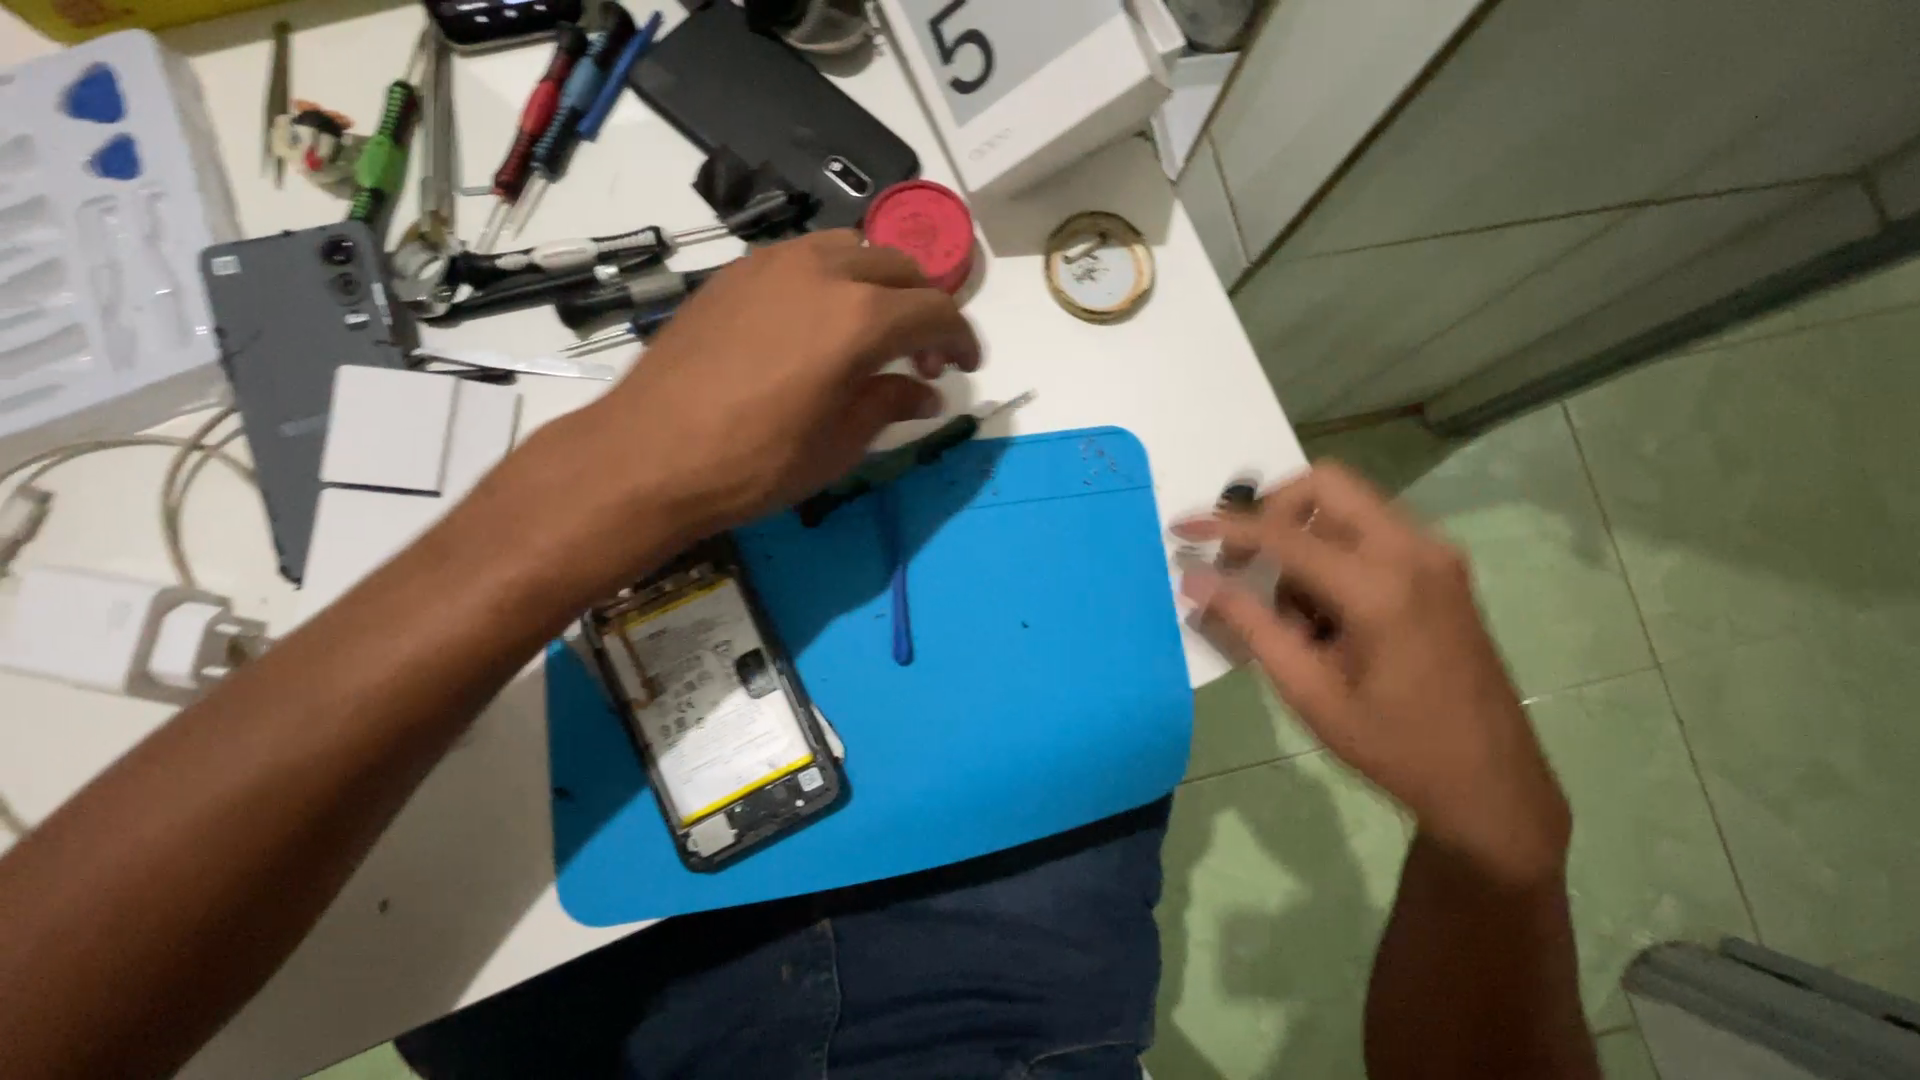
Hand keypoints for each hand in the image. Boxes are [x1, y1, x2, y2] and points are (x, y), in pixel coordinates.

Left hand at [488, 231, 979, 595]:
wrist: (649, 454)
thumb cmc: (755, 463)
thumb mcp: (838, 445)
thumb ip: (890, 405)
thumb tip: (927, 392)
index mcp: (859, 318)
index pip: (935, 311)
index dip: (960, 339)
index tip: (963, 367)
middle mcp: (822, 272)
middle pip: (900, 267)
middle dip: (924, 307)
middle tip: (921, 357)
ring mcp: (772, 264)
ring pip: (851, 249)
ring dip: (878, 284)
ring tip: (871, 332)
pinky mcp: (735, 272)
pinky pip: (803, 257)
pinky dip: (832, 279)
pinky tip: (817, 325)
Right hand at [1174, 464, 1570, 884]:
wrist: (1492, 782)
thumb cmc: (1394, 746)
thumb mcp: (1308, 690)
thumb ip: (1249, 625)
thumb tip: (1194, 579)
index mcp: (1381, 586)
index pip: (1284, 533)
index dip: (1224, 527)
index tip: (1179, 529)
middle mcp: (1414, 550)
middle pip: (1326, 484)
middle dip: (1272, 513)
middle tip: (1244, 563)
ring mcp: (1436, 555)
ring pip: (1348, 507)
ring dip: (1305, 541)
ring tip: (1297, 617)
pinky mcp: (1443, 568)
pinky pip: (1371, 532)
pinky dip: (1335, 554)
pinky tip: (1330, 617)